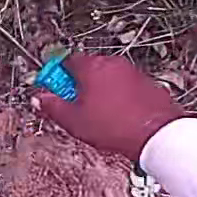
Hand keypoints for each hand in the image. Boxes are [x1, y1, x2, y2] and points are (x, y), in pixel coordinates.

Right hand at [34, 54, 186, 162]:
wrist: (157, 135)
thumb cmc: (117, 127)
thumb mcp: (74, 121)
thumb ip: (53, 106)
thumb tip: (39, 99)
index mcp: (92, 67)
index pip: (66, 61)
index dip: (57, 77)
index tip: (54, 90)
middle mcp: (113, 64)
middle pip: (87, 68)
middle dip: (78, 85)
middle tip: (73, 106)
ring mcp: (132, 73)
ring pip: (107, 77)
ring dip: (99, 91)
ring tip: (96, 115)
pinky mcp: (147, 84)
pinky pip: (124, 86)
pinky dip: (117, 96)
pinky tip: (116, 116)